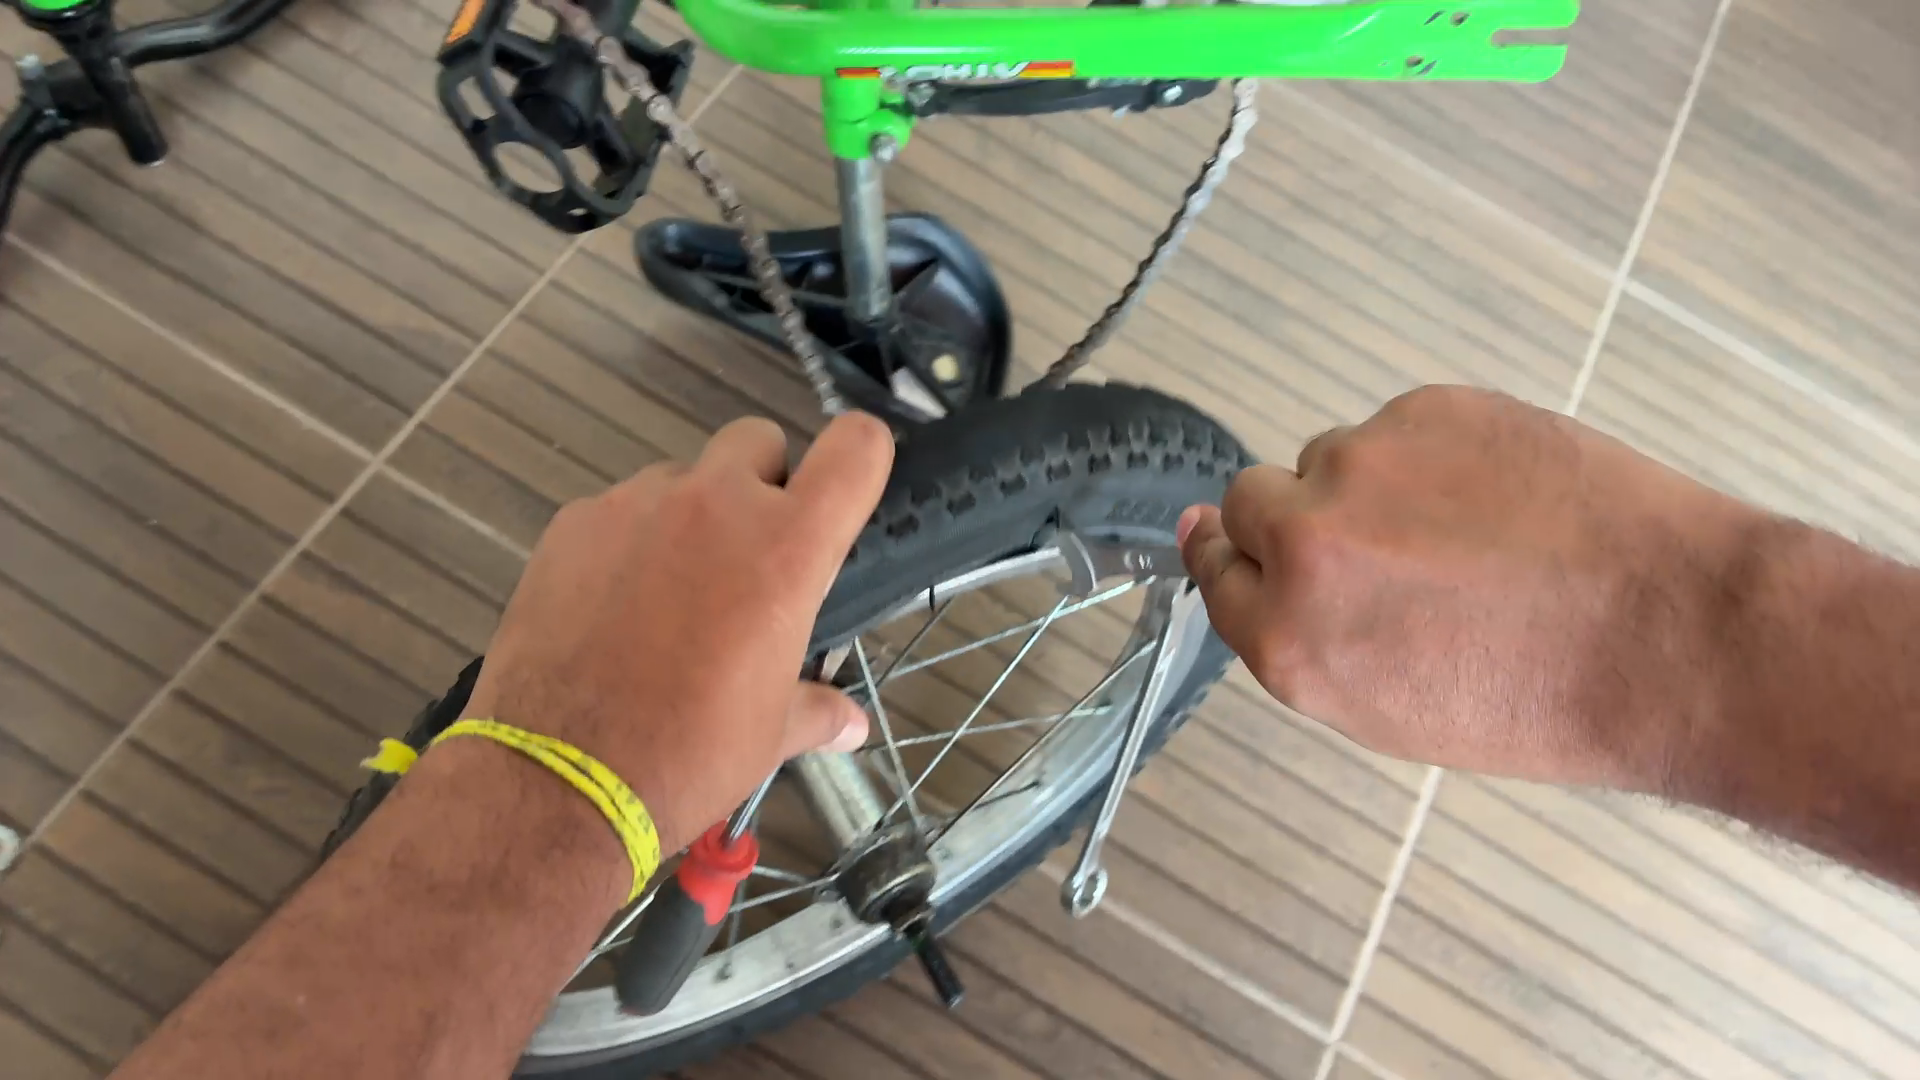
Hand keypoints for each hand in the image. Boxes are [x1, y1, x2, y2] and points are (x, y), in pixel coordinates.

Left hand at [465, 413, 892, 853]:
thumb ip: (819, 709)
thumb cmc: (691, 752)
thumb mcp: (773, 733)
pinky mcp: (574, 521)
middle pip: (759, 441)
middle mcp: (717, 505)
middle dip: (764, 483)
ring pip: (686, 478)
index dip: (863, 453)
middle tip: (750, 555)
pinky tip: (615, 606)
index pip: (854, 450)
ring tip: (671, 594)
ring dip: (694, 517)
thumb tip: (851, 726)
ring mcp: (638, 503)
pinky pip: (623, 510)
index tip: (849, 488)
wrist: (556, 782)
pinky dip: (632, 541)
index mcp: (787, 548)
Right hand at [1178, 385, 1765, 792]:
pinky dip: (1429, 457)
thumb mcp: (1367, 703)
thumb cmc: (1522, 698)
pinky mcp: (1428, 409)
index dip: (1231, 554)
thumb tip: (1209, 534)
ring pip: (1328, 460)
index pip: (1212, 566)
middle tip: (1377, 551)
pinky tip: (1495, 496)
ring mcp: (1362, 466)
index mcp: (1285, 638)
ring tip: (1459, 530)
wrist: (1683, 641)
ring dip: (1368, 489)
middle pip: (1250, 500)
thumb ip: (1279, 627)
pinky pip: (1394, 429)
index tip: (1241, 544)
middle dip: (1294, 522)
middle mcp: (1301, 545)